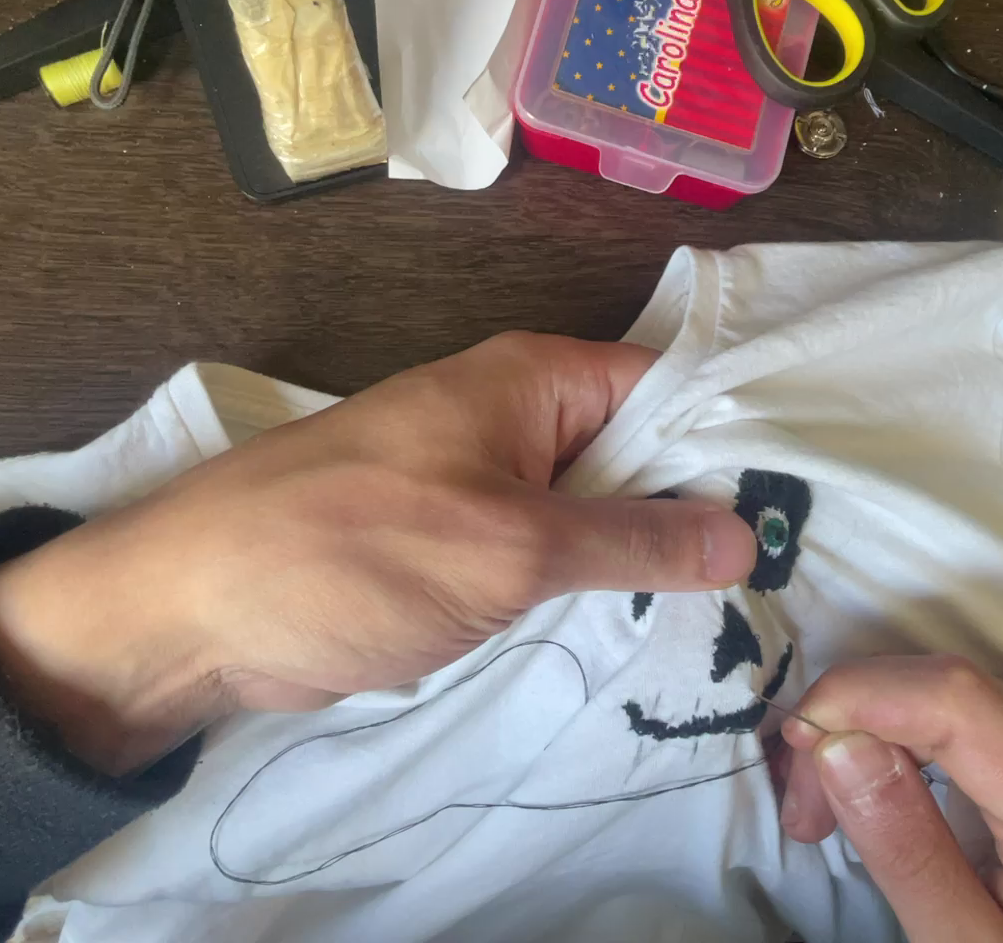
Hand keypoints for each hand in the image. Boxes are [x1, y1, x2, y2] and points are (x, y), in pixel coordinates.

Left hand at [0, 332, 756, 773]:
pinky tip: (648, 622)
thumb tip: (743, 535)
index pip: (663, 389)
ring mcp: (490, 478)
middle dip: (694, 506)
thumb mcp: (513, 545)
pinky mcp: (463, 536)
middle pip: (635, 450)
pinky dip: (590, 579)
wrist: (203, 605)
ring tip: (736, 606)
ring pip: (595, 506)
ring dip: (643, 551)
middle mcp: (518, 414)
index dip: (730, 438)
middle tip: (782, 572)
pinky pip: (551, 548)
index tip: (800, 502)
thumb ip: (632, 538)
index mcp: (535, 379)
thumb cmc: (359, 548)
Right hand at [778, 656, 1002, 942]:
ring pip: (947, 686)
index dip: (860, 697)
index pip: (960, 703)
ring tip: (838, 802)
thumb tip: (837, 745)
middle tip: (807, 808)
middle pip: (945, 690)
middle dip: (852, 726)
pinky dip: (907, 725)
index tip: (795, 746)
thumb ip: (912, 859)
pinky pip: (968, 698)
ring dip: (873, 726)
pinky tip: (889, 778)